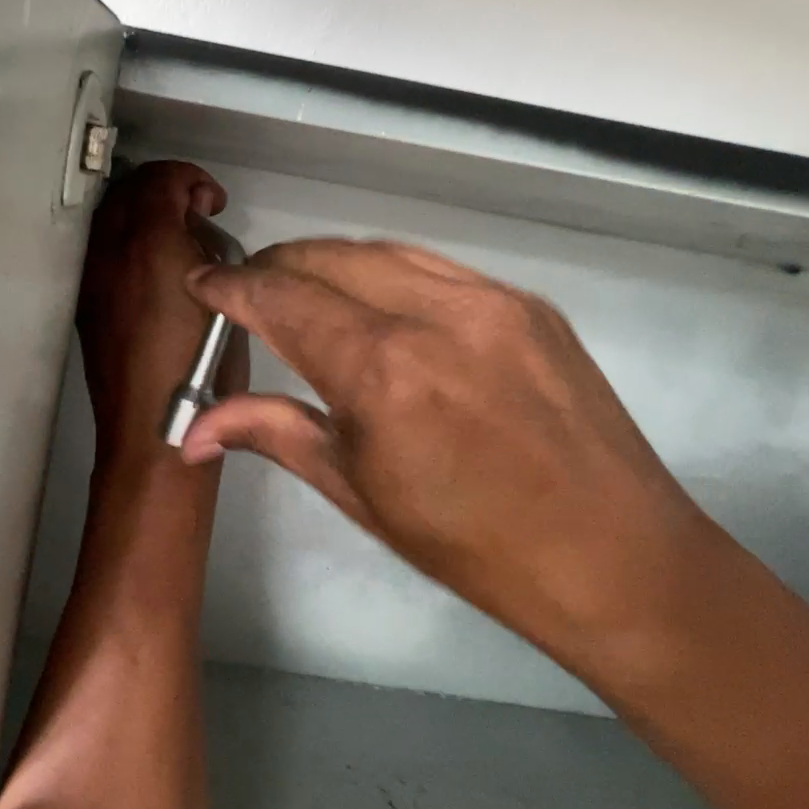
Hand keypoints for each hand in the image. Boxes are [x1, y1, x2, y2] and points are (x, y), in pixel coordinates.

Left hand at [77, 161, 244, 463]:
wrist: (151, 428)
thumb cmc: (203, 368)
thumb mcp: (226, 300)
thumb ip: (208, 251)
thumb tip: (194, 230)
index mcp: (150, 242)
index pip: (162, 179)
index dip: (191, 179)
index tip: (211, 202)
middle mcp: (111, 251)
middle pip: (128, 191)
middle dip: (164, 190)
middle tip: (195, 215)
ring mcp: (92, 277)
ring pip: (110, 219)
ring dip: (141, 214)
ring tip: (175, 242)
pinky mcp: (86, 302)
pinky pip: (102, 250)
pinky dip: (125, 242)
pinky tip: (152, 272)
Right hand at [179, 238, 710, 662]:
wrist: (616, 558)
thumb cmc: (470, 544)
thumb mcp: (356, 491)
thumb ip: (271, 433)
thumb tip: (192, 430)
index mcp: (382, 371)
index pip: (282, 299)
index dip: (232, 286)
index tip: (201, 283)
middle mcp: (434, 315)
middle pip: (326, 257)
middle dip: (272, 266)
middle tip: (243, 292)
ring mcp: (489, 301)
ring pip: (378, 250)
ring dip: (324, 262)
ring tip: (297, 291)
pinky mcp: (527, 304)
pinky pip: (431, 267)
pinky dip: (381, 272)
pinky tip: (371, 302)